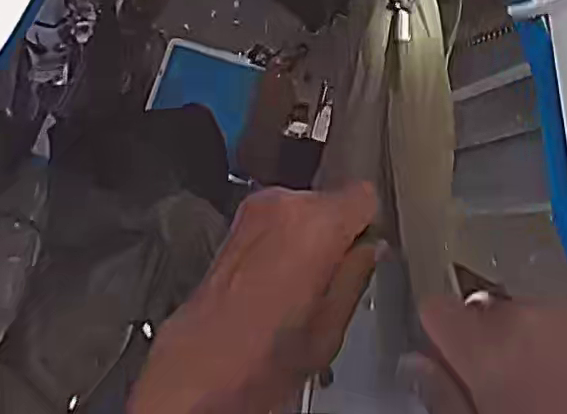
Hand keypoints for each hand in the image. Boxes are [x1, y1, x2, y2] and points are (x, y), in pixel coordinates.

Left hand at [129, 183, 379, 413]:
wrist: (196, 372)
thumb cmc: (261, 360)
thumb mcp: (329, 329)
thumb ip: (357, 275)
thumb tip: (370, 249)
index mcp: (318, 222)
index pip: (365, 194)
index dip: (368, 221)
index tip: (366, 245)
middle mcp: (287, 201)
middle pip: (333, 199)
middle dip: (337, 229)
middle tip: (331, 273)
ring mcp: (258, 205)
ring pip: (305, 207)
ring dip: (308, 233)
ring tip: (300, 281)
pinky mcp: (238, 218)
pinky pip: (279, 216)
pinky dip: (283, 236)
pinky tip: (275, 276)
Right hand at [399, 295, 566, 413]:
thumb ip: (442, 394)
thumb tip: (418, 368)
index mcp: (485, 340)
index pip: (434, 306)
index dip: (431, 332)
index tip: (434, 355)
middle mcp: (523, 314)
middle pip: (478, 308)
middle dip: (477, 340)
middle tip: (483, 387)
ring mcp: (564, 317)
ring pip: (519, 315)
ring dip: (516, 342)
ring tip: (528, 391)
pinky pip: (556, 325)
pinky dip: (551, 346)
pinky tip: (561, 386)